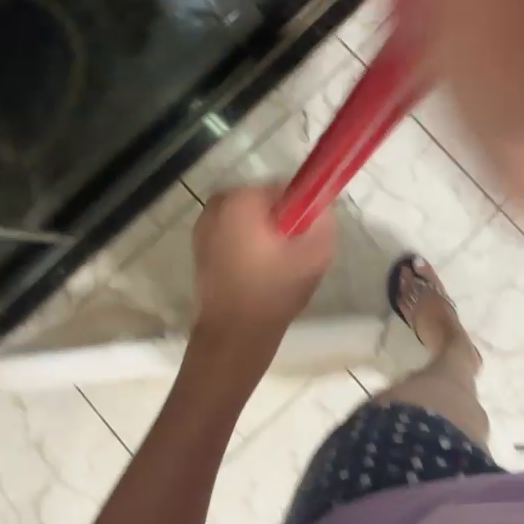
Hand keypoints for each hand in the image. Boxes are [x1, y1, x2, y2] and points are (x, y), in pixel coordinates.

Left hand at [192, 186, 334, 334]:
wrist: (234, 334)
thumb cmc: (274, 291)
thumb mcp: (315, 253)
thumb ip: (323, 218)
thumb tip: (319, 204)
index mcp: (241, 199)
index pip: (285, 189)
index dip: (302, 211)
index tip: (306, 237)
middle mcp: (217, 204)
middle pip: (266, 202)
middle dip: (283, 222)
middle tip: (294, 255)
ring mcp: (204, 226)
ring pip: (250, 219)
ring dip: (265, 235)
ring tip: (277, 268)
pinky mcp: (200, 248)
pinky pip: (234, 235)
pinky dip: (248, 247)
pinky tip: (259, 274)